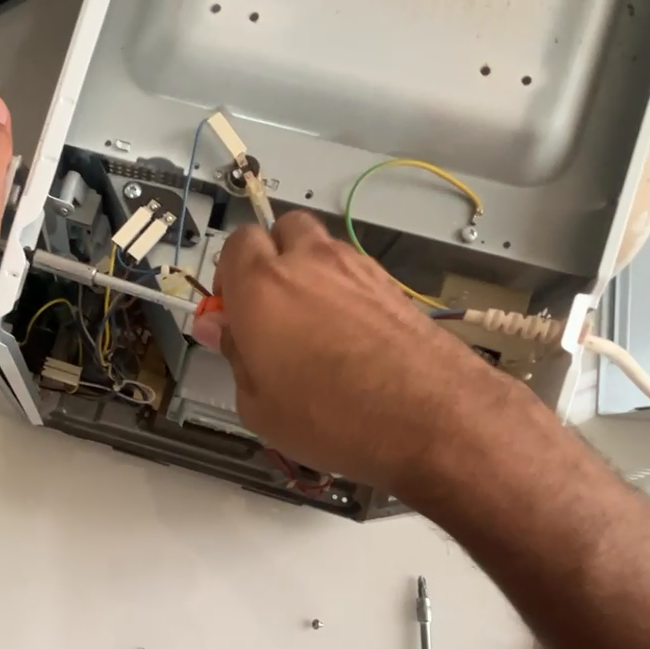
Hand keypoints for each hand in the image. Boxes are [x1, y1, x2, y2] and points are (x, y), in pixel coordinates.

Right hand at [196, 212, 509, 493]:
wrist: (428, 417)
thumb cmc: (332, 415)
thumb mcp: (257, 404)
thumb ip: (234, 355)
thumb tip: (221, 329)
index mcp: (261, 286)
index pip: (234, 245)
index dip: (227, 277)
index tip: (227, 312)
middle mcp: (309, 264)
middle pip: (281, 230)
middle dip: (268, 259)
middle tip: (263, 310)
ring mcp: (356, 270)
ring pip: (320, 251)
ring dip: (307, 276)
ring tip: (306, 331)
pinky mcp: (391, 286)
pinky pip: (354, 276)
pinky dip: (342, 294)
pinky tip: (343, 342)